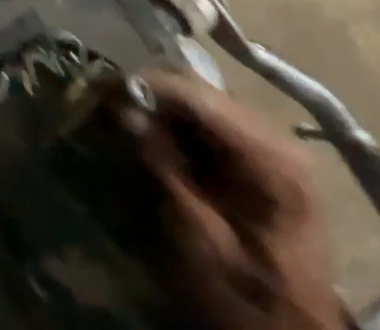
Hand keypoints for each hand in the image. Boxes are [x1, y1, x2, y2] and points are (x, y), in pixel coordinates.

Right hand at [127, 71, 343, 329]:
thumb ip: (163, 164)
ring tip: (118, 117)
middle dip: (150, 94)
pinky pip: (211, 126)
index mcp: (271, 158)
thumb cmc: (241, 291)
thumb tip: (125, 108)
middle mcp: (280, 142)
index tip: (99, 90)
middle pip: (203, 93)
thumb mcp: (194, 233)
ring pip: (203, 104)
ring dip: (160, 108)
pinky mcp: (263, 164)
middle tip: (102, 104)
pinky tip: (148, 135)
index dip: (147, 87)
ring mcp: (274, 151)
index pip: (200, 96)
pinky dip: (175, 125)